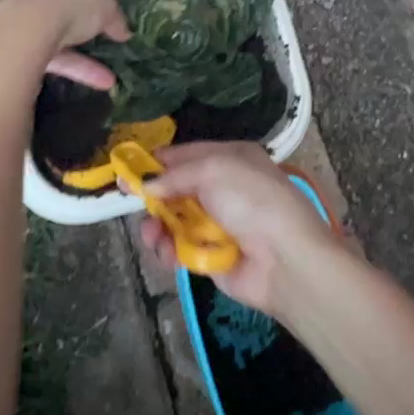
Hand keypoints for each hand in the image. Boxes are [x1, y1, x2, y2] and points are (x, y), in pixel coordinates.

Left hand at [0, 0, 129, 89]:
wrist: (24, 33)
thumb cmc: (67, 2)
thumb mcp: (105, 5)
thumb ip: (115, 16)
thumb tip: (124, 31)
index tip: (102, 9)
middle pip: (58, 6)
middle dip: (81, 27)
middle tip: (103, 40)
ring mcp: (16, 19)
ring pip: (53, 37)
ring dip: (83, 58)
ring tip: (111, 78)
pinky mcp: (12, 49)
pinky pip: (49, 58)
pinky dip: (74, 70)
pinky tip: (100, 83)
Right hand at [136, 142, 338, 314]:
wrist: (285, 260)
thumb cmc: (252, 201)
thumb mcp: (213, 171)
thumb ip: (174, 175)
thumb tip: (142, 182)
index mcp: (231, 158)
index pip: (186, 154)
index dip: (157, 162)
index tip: (127, 171)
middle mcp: (224, 187)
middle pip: (177, 188)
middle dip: (154, 198)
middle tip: (132, 205)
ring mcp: (218, 223)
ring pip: (174, 220)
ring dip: (158, 227)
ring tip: (151, 237)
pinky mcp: (212, 255)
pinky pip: (181, 248)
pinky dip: (170, 250)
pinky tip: (166, 254)